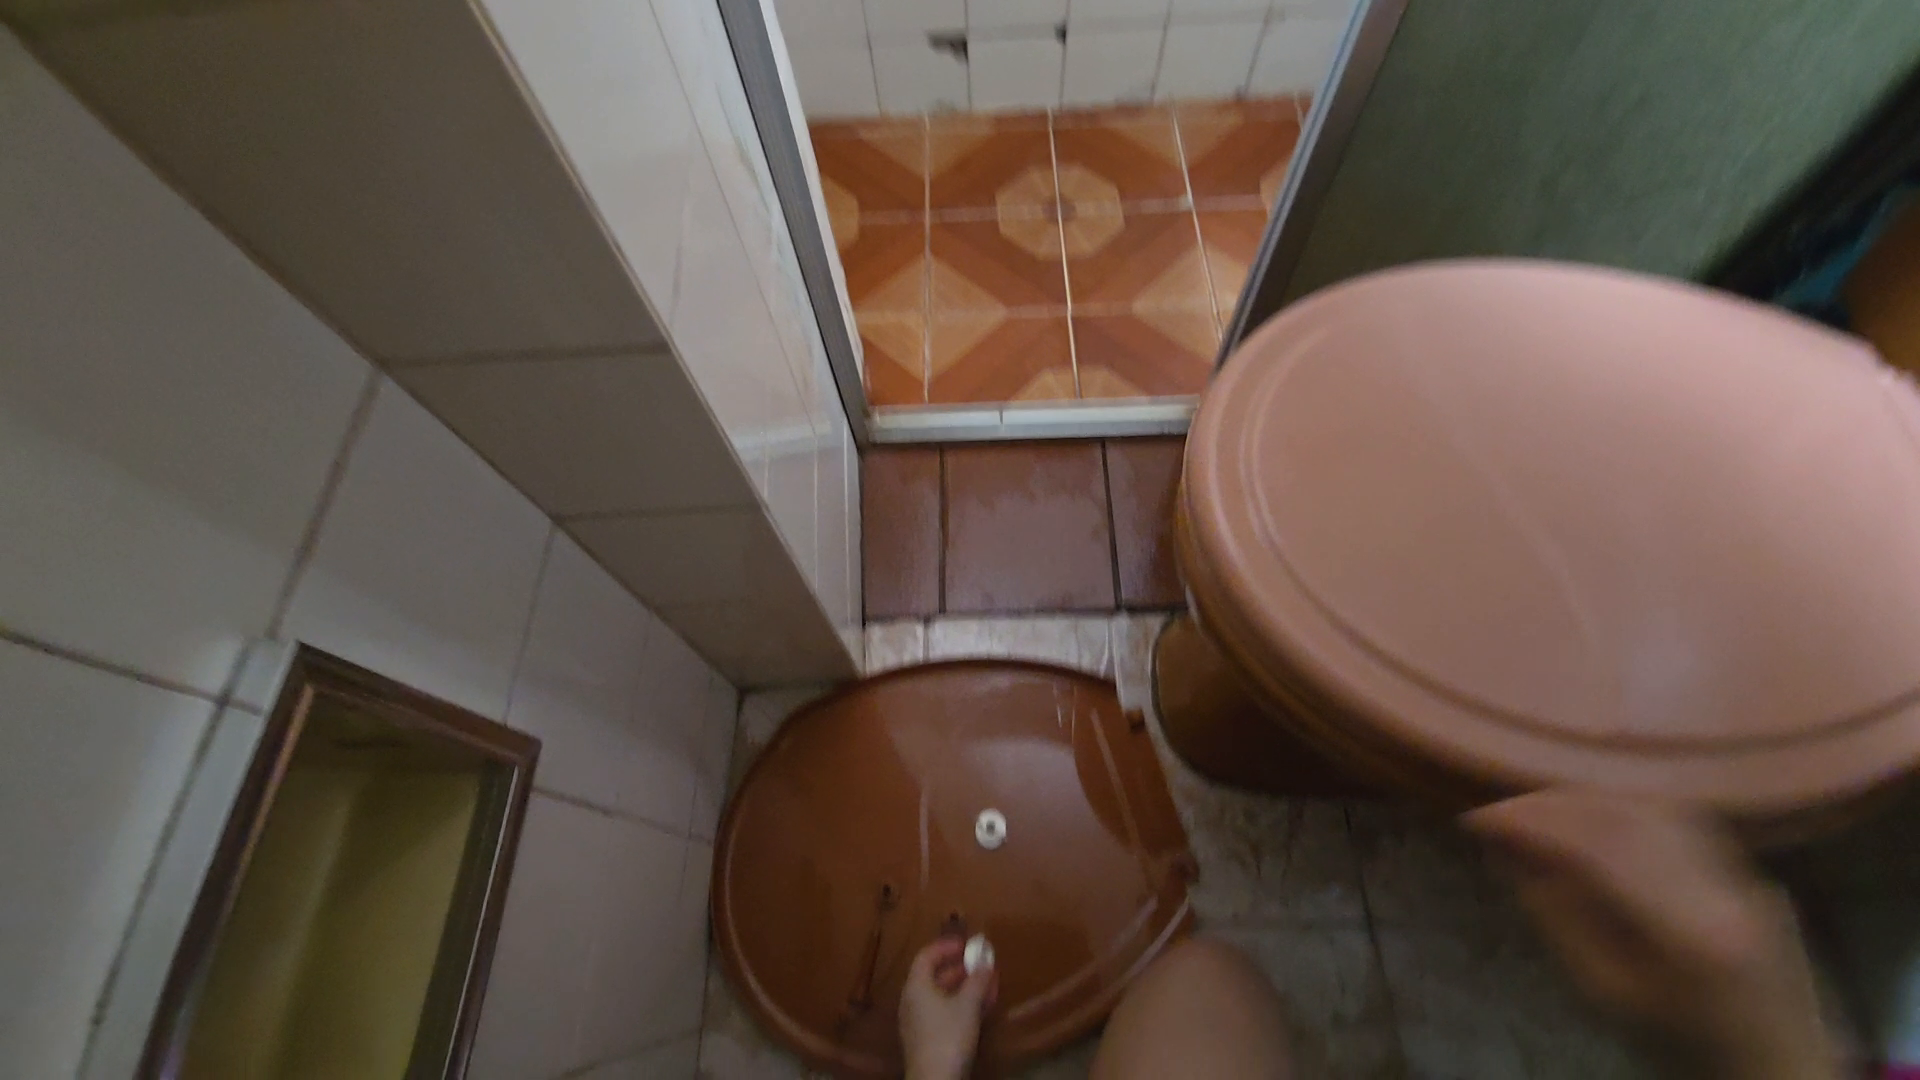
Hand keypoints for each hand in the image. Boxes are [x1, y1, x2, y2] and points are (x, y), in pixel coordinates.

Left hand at [900, 936, 997, 1079]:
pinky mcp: (925, 1041)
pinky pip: (942, 1013)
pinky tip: (980, 1010)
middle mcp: (912, 1000)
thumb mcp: (967, 1005)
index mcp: (916, 986)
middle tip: (980, 965)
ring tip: (986, 986)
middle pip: (934, 976)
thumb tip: (985, 963)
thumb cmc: (948, 1037)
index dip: (946, 947)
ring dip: (963, 989)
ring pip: (941, 996)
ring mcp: (917, 1022)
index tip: (966, 945)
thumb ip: (977, 980)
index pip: (926, 955)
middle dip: (960, 969)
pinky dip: (959, 1006)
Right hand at [1462, 790, 1837, 1079]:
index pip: (1592, 846)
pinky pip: (1675, 820)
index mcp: (1686, 930)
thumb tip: (1504, 847)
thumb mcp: (1599, 988)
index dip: (1525, 822)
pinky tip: (1590, 818)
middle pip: (1620, 817)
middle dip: (1546, 805)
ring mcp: (1745, 879)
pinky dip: (1621, 807)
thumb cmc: (1673, 1043)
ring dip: (1581, 800)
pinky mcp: (1748, 874)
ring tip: (1535, 811)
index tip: (1474, 821)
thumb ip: (1552, 912)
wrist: (1773, 1073)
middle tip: (1495, 813)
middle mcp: (1724, 892)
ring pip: (1649, 807)